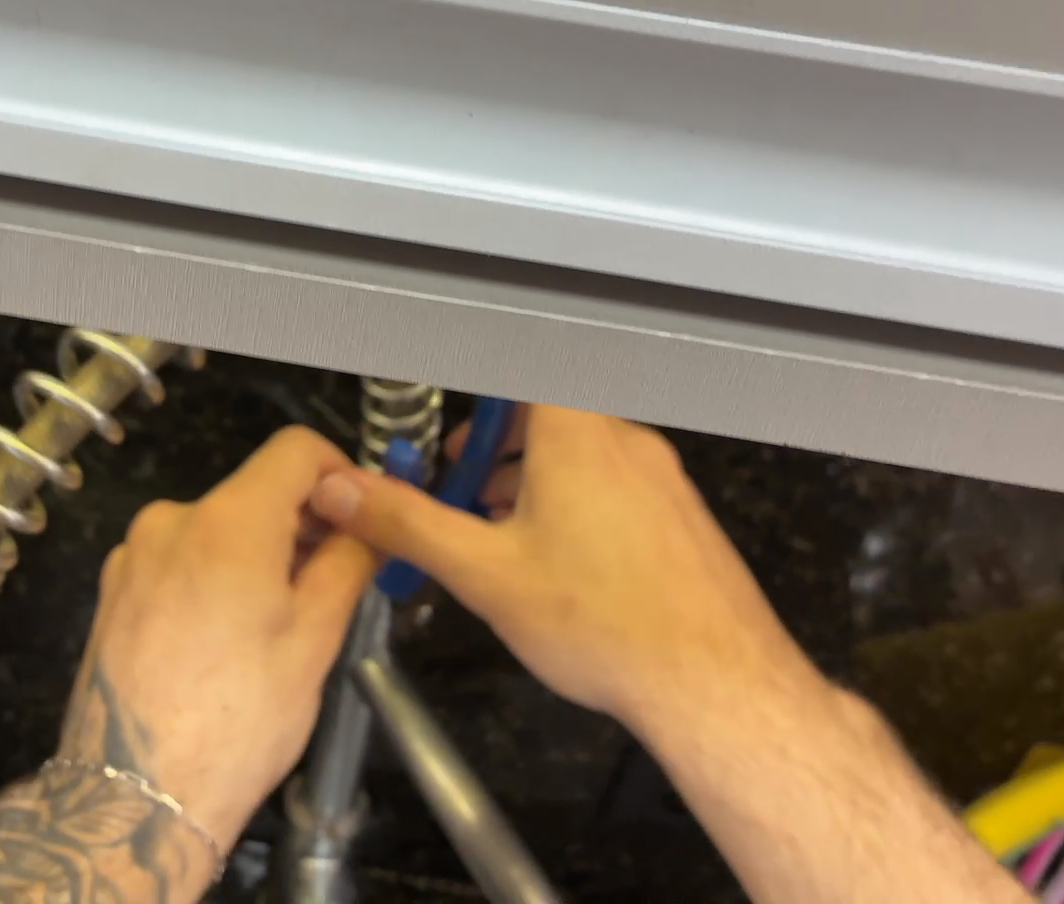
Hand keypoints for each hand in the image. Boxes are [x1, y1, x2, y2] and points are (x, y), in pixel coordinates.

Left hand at [58, 425, 378, 847]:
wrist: (131, 798)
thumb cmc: (241, 718)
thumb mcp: (314, 639)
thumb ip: (348, 561)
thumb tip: (369, 522)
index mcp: (228, 518)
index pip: (295, 448)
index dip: (337, 471)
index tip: (357, 518)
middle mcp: (172, 517)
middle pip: (254, 491)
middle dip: (300, 524)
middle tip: (331, 584)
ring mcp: (134, 552)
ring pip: (216, 527)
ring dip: (256, 554)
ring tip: (274, 624)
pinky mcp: (113, 586)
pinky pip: (179, 557)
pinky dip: (213, 574)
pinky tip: (221, 637)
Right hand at [307, 406, 817, 729]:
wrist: (723, 693)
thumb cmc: (599, 622)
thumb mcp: (483, 572)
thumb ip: (405, 522)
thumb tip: (340, 488)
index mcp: (576, 435)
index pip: (520, 370)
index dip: (475, 390)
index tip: (445, 422)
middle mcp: (625, 441)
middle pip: (545, 411)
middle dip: (491, 444)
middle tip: (458, 483)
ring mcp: (660, 478)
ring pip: (578, 450)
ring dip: (527, 474)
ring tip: (494, 527)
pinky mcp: (678, 516)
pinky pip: (610, 481)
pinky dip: (568, 497)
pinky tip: (553, 559)